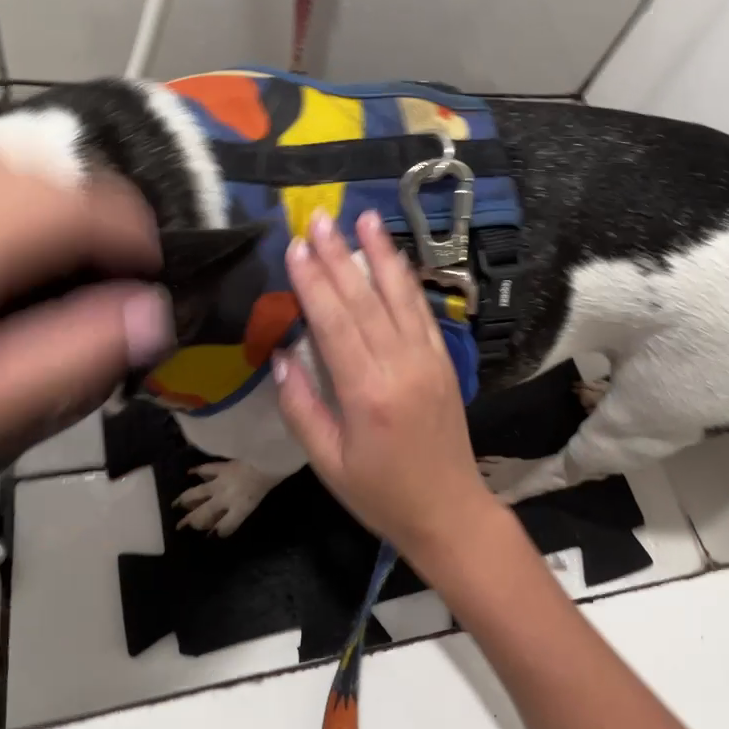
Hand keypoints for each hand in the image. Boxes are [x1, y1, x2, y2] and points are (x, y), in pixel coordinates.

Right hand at [272, 208, 502, 558]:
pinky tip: (394, 258)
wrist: (449, 511)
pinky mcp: (444, 361)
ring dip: (380, 254)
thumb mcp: (326, 463)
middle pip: (366, 300)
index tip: (296, 246)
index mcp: (367, 394)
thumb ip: (301, 407)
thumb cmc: (380, 494)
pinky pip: (423, 311)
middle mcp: (401, 367)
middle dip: (339, 255)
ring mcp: (429, 360)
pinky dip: (407, 280)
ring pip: (400, 297)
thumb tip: (279, 356)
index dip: (314, 282)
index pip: (335, 324)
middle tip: (318, 218)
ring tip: (364, 217)